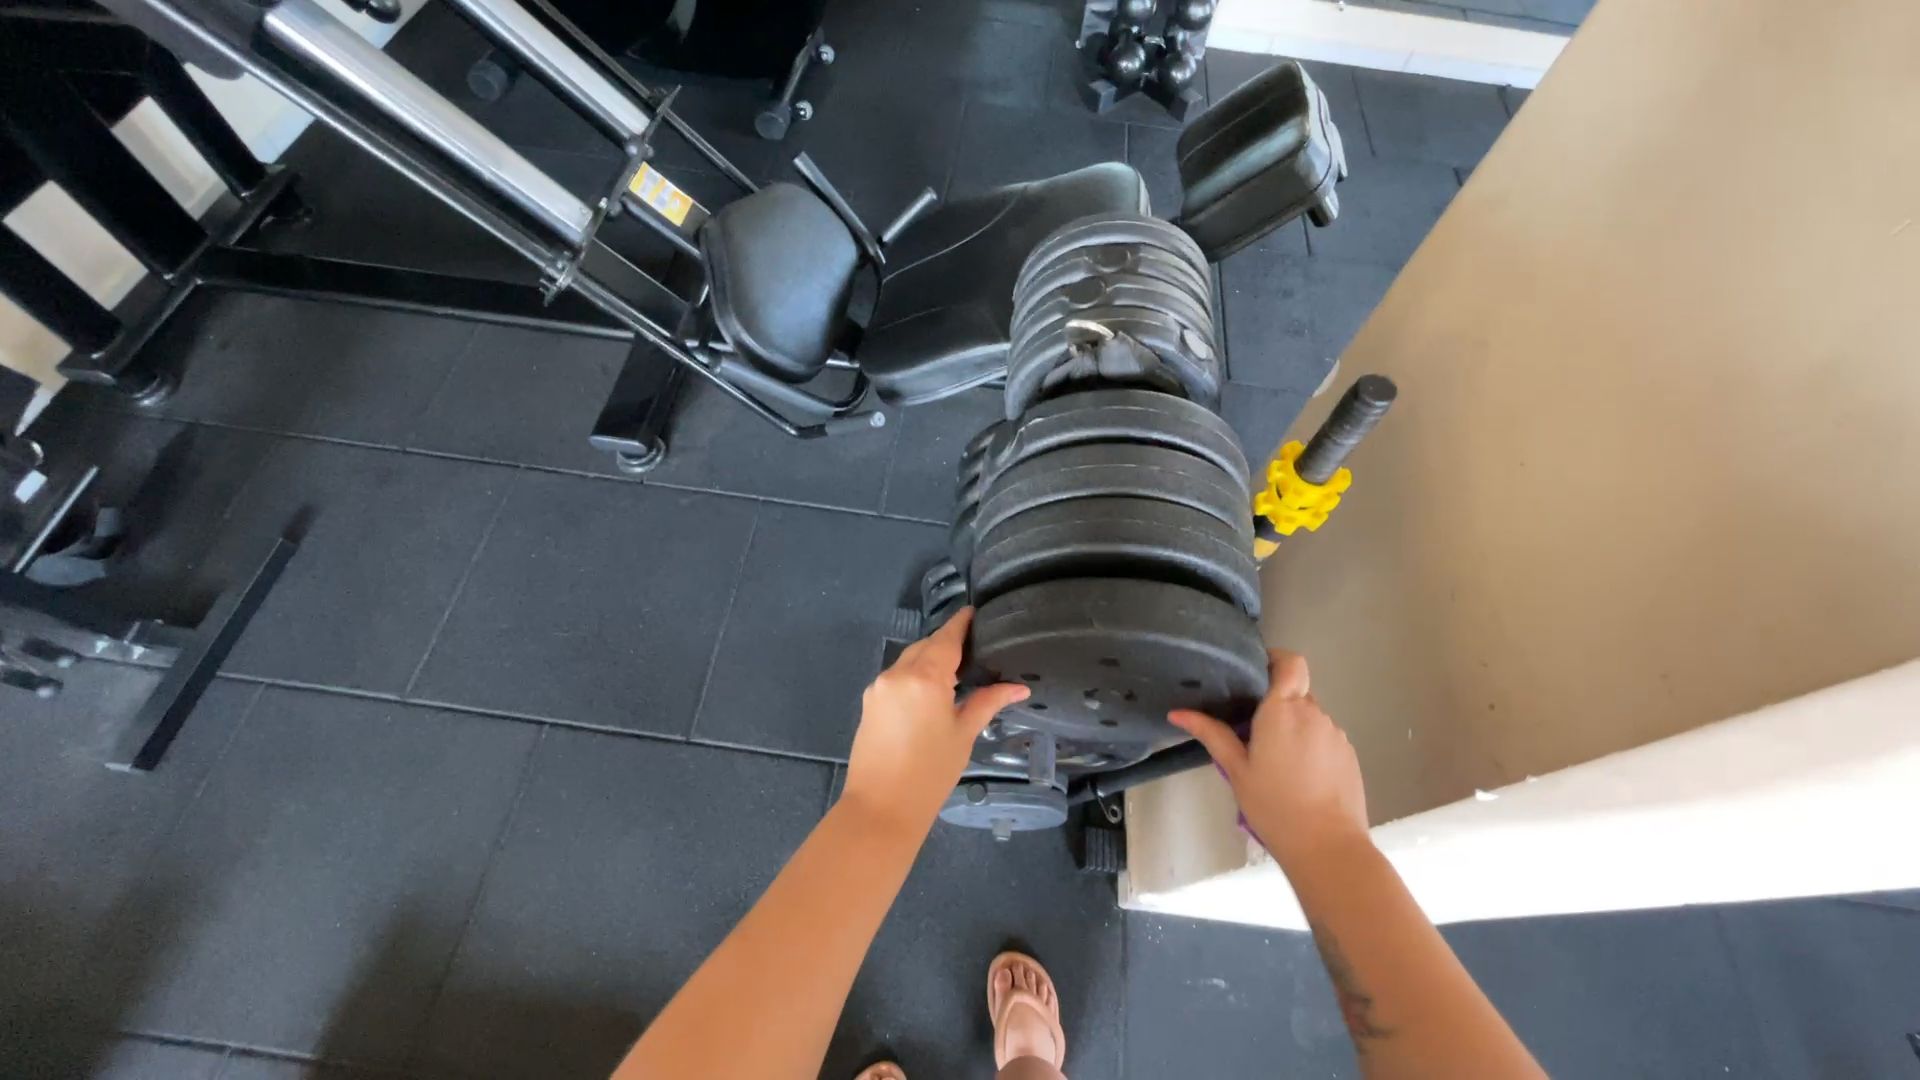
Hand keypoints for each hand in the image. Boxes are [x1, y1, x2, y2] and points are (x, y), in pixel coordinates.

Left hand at [841, 608, 1029, 835]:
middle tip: (973, 649)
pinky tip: (930, 692)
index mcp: (925, 677)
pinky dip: (914, 676)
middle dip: (946, 643)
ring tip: (955, 672)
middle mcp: (898, 673)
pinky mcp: (869, 701)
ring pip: (908, 660)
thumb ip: (988, 703)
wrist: (880, 808)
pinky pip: (896, 677)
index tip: (974, 611)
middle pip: (926, 646)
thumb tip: (1018, 687)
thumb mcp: (963, 735)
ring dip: (929, 660)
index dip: (961, 623)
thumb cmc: (930, 773)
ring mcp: (879, 687)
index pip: (946, 638)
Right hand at [1168, 650, 1370, 870]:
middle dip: (1276, 704)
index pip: (1290, 662)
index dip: (1276, 660)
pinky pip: (1324, 737)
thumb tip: (1177, 713)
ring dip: (1293, 728)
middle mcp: (1313, 713)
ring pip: (1310, 716)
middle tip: (1252, 731)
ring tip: (1276, 761)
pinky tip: (1299, 777)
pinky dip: (1310, 746)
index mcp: (1282, 710)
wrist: (1327, 847)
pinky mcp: (1349, 754)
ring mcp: (1335, 734)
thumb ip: (1211, 734)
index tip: (1256, 673)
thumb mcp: (1235, 770)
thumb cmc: (1274, 804)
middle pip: (1295, 692)